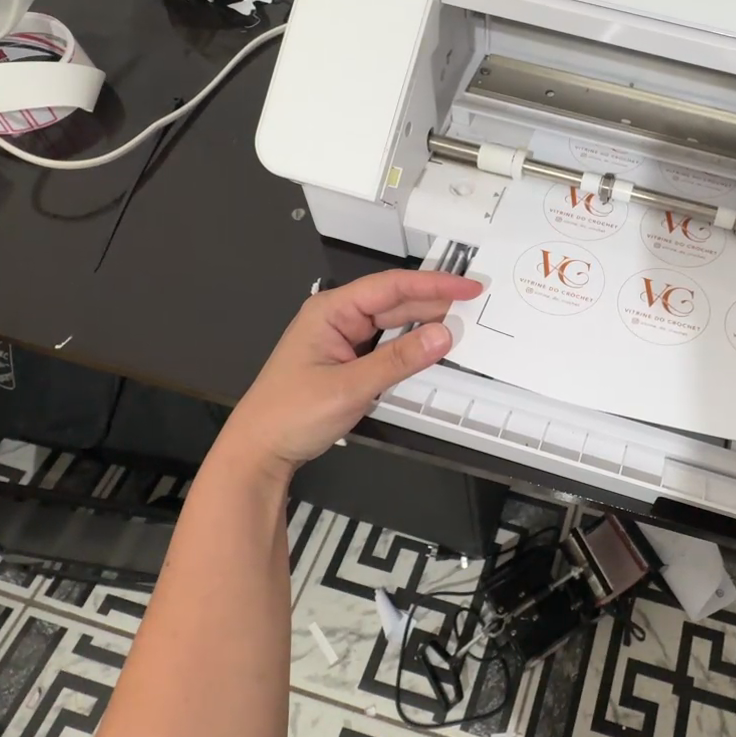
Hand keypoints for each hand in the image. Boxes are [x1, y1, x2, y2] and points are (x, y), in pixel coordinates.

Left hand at [214, 269, 482, 483]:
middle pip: (395, 303)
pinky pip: (387, 345)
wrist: (259, 451)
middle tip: (476, 308)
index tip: (468, 288)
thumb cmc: (292, 414)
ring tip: (464, 323)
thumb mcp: (350, 387)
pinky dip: (412, 346)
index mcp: (332, 310)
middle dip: (435, 303)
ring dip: (425, 324)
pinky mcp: (348, 361)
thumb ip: (399, 360)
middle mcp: (338, 318)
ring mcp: (343, 340)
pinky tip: (433, 347)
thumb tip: (444, 335)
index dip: (434, 285)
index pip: (391, 287)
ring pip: (394, 324)